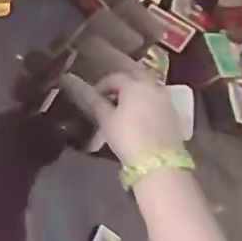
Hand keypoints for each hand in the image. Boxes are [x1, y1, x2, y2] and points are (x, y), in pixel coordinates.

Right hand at [57, 42, 185, 165]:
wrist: (159, 163)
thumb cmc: (127, 136)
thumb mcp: (105, 118)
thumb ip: (90, 99)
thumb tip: (68, 78)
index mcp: (136, 84)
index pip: (114, 77)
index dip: (99, 87)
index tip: (91, 101)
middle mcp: (153, 86)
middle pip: (132, 81)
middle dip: (116, 91)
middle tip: (105, 106)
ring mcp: (165, 100)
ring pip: (143, 92)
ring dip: (129, 100)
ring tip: (117, 117)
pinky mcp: (172, 114)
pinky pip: (153, 103)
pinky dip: (141, 107)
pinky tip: (134, 124)